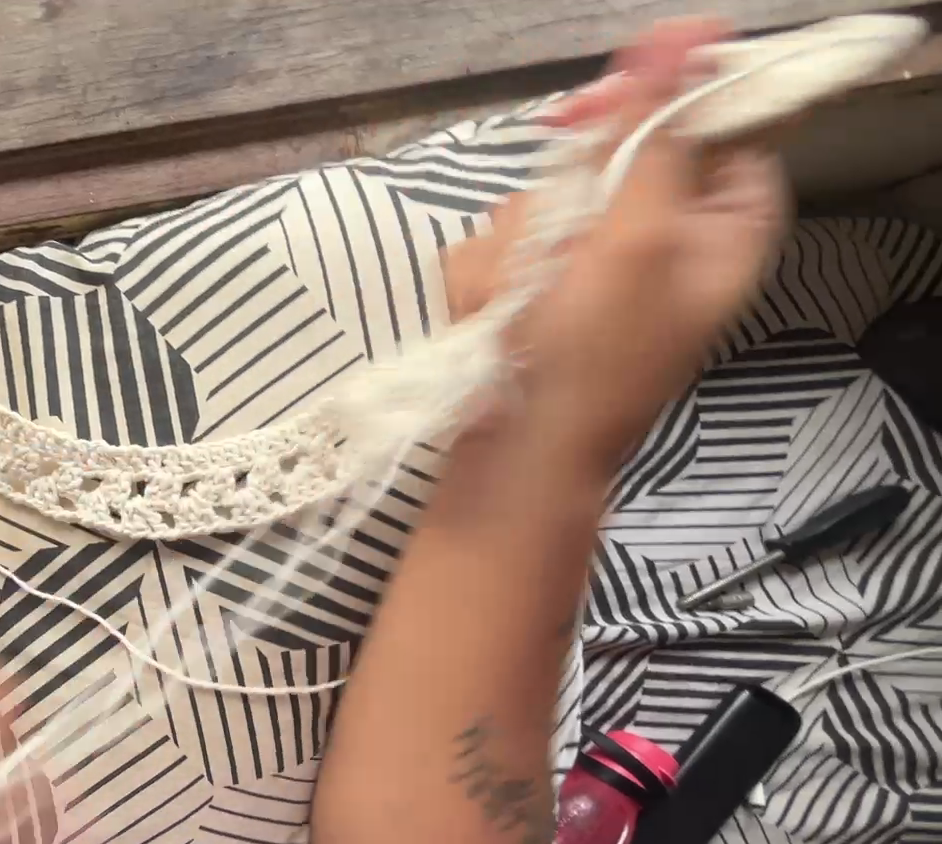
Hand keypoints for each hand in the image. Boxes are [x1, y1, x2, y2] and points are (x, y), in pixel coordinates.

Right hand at [445, 18, 790, 471]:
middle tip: (544, 252)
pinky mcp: (517, 304)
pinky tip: (479, 320)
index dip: (650, 115)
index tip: (592, 115)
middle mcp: (644, 249)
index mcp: (713, 229)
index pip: (705, 132)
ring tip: (502, 308)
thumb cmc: (585, 362)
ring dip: (505, 256)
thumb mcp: (635, 243)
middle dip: (554, 210)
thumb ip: (654, 138)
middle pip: (597, 171)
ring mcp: (573, 280)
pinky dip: (476, 288)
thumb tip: (683, 31)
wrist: (509, 455)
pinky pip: (487, 261)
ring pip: (527, 215)